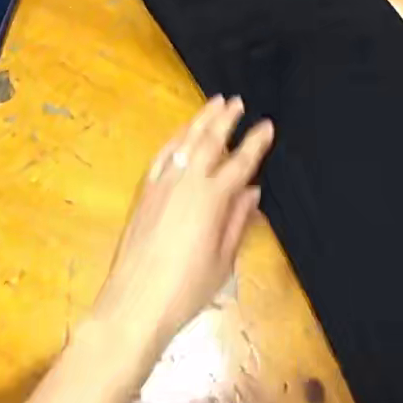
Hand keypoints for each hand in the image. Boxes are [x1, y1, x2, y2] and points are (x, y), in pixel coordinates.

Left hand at [25, 95, 273, 402]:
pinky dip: (177, 137)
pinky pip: (164, 153)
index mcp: (213, 198)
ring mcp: (164, 181)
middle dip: (226, 118)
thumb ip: (238, 221)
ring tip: (215, 102)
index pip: (241, 163)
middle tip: (238, 101)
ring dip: (202, 119)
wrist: (136, 301)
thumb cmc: (186, 288)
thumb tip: (252, 191)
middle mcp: (188, 181)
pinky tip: (183, 131)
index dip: (256, 142)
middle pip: (211, 140)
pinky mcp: (146, 188)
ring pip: (186, 139)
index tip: (267, 124)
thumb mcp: (223, 260)